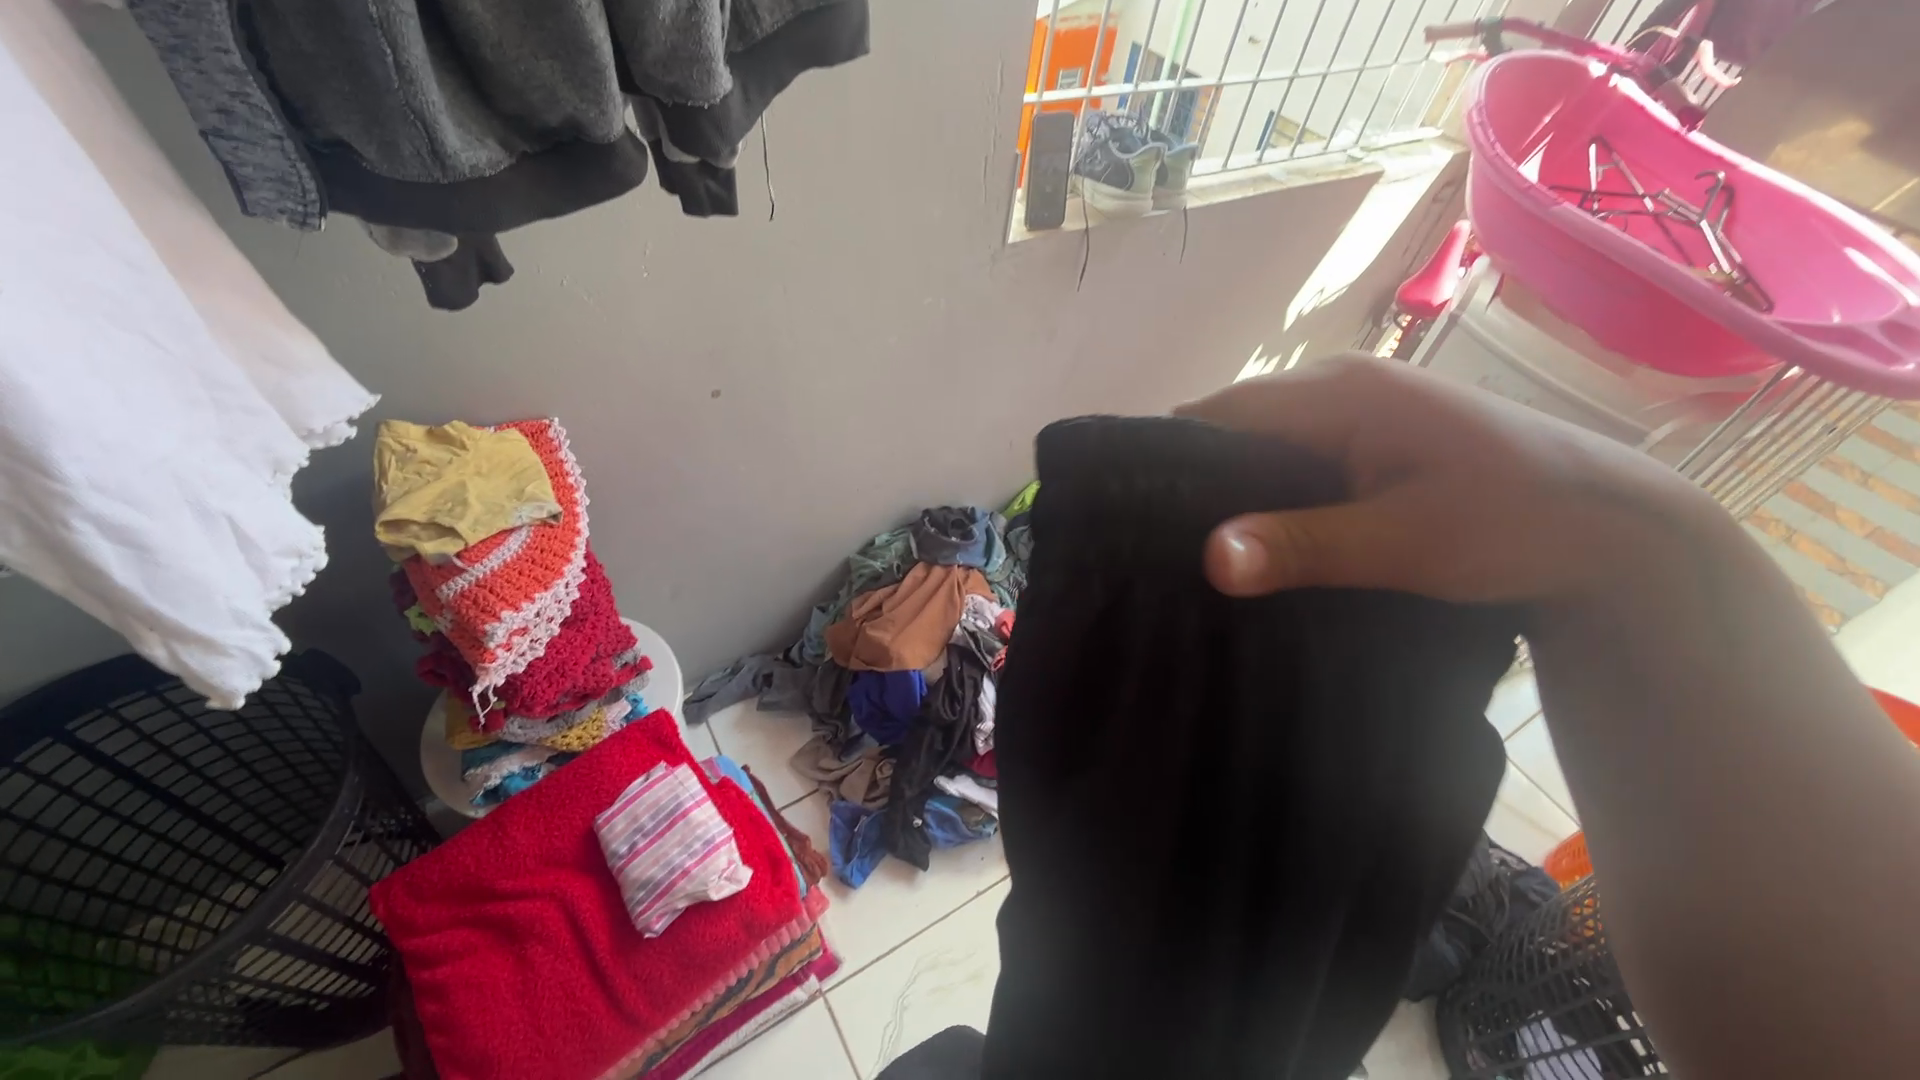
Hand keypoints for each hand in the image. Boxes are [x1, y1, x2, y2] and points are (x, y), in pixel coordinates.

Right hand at [1174, 356, 1720, 606]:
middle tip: (1164, 548)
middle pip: (1233, 424)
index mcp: (1341, 393)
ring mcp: (1360, 408)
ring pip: (1262, 442)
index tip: (1138, 522)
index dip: (1170, 460)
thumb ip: (1305, 544)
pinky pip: (1295, 456)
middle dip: (1195, 478)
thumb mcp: (1407, 542)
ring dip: (1233, 488)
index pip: (1218, 413)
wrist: (1620, 530)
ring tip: (1200, 548)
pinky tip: (1261, 536)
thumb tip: (1208, 558)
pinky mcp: (1375, 436)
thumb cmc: (1518, 525)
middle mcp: (1341, 386)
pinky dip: (1269, 491)